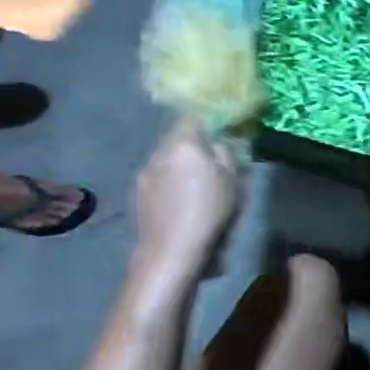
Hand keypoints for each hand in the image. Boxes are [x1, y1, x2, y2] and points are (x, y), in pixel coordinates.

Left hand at [134, 117, 238, 262]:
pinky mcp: (136, 192)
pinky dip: (169, 181)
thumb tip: (219, 142)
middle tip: (211, 161)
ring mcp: (144, 172)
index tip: (220, 133)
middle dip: (193, 145)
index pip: (192, 117)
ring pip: (166, 157)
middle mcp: (159, 152)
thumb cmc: (208, 212)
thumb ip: (226, 153)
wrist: (170, 252)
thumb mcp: (232, 180)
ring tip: (194, 184)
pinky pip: (157, 176)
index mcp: (184, 144)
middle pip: (177, 138)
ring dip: (179, 164)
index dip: (207, 122)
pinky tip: (179, 200)